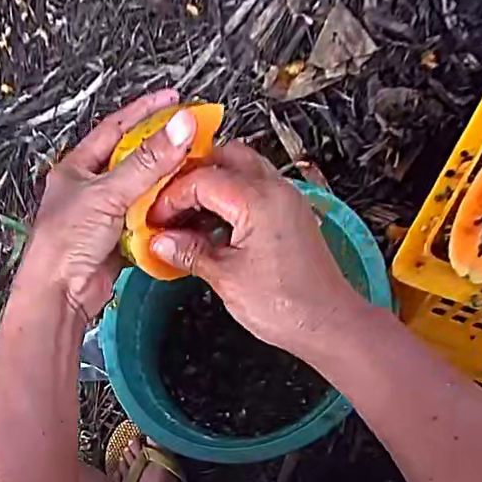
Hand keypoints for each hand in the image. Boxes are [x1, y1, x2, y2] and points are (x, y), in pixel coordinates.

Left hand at [17, 89, 200, 322]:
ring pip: (141, 194)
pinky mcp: (116, 243)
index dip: (145, 112)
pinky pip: (144, 224)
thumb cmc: (63, 244)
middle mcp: (90, 190)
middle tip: (189, 140)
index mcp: (77, 168)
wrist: (60, 294)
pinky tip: (175, 212)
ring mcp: (104, 217)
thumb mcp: (108, 193)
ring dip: (162, 188)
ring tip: (188, 174)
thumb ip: (147, 162)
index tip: (173, 100)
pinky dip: (159, 219)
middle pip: (133, 162)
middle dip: (160, 152)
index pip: (116, 127)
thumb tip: (178, 128)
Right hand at [146, 143, 369, 355]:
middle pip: (225, 158)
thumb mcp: (226, 279)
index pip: (202, 179)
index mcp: (258, 200)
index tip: (154, 219)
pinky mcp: (290, 216)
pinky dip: (230, 200)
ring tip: (187, 218)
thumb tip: (160, 242)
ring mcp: (286, 200)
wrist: (327, 323)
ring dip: (212, 187)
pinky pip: (256, 191)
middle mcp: (276, 189)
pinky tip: (212, 229)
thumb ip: (190, 253)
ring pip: (242, 171)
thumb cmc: (285, 305)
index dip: (171, 197)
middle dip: (192, 178)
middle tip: (168, 206)